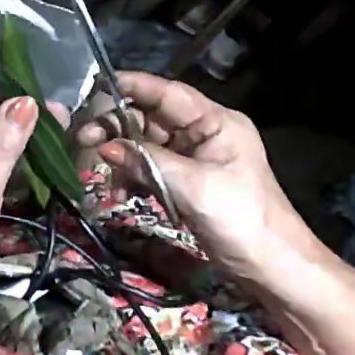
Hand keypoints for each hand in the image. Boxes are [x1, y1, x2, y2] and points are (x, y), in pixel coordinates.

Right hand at [75, 72, 317, 283]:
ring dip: (119, 156)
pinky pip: (148, 168)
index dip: (133, 86)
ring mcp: (192, 158)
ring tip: (97, 170)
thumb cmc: (241, 218)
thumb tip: (104, 147)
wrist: (272, 268)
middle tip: (82, 137)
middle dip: (116, 126)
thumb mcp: (192, 185)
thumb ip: (147, 161)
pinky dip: (130, 178)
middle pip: (150, 117)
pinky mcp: (184, 181)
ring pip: (144, 143)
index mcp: (216, 122)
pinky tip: (117, 194)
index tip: (96, 86)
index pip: (168, 93)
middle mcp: (202, 133)